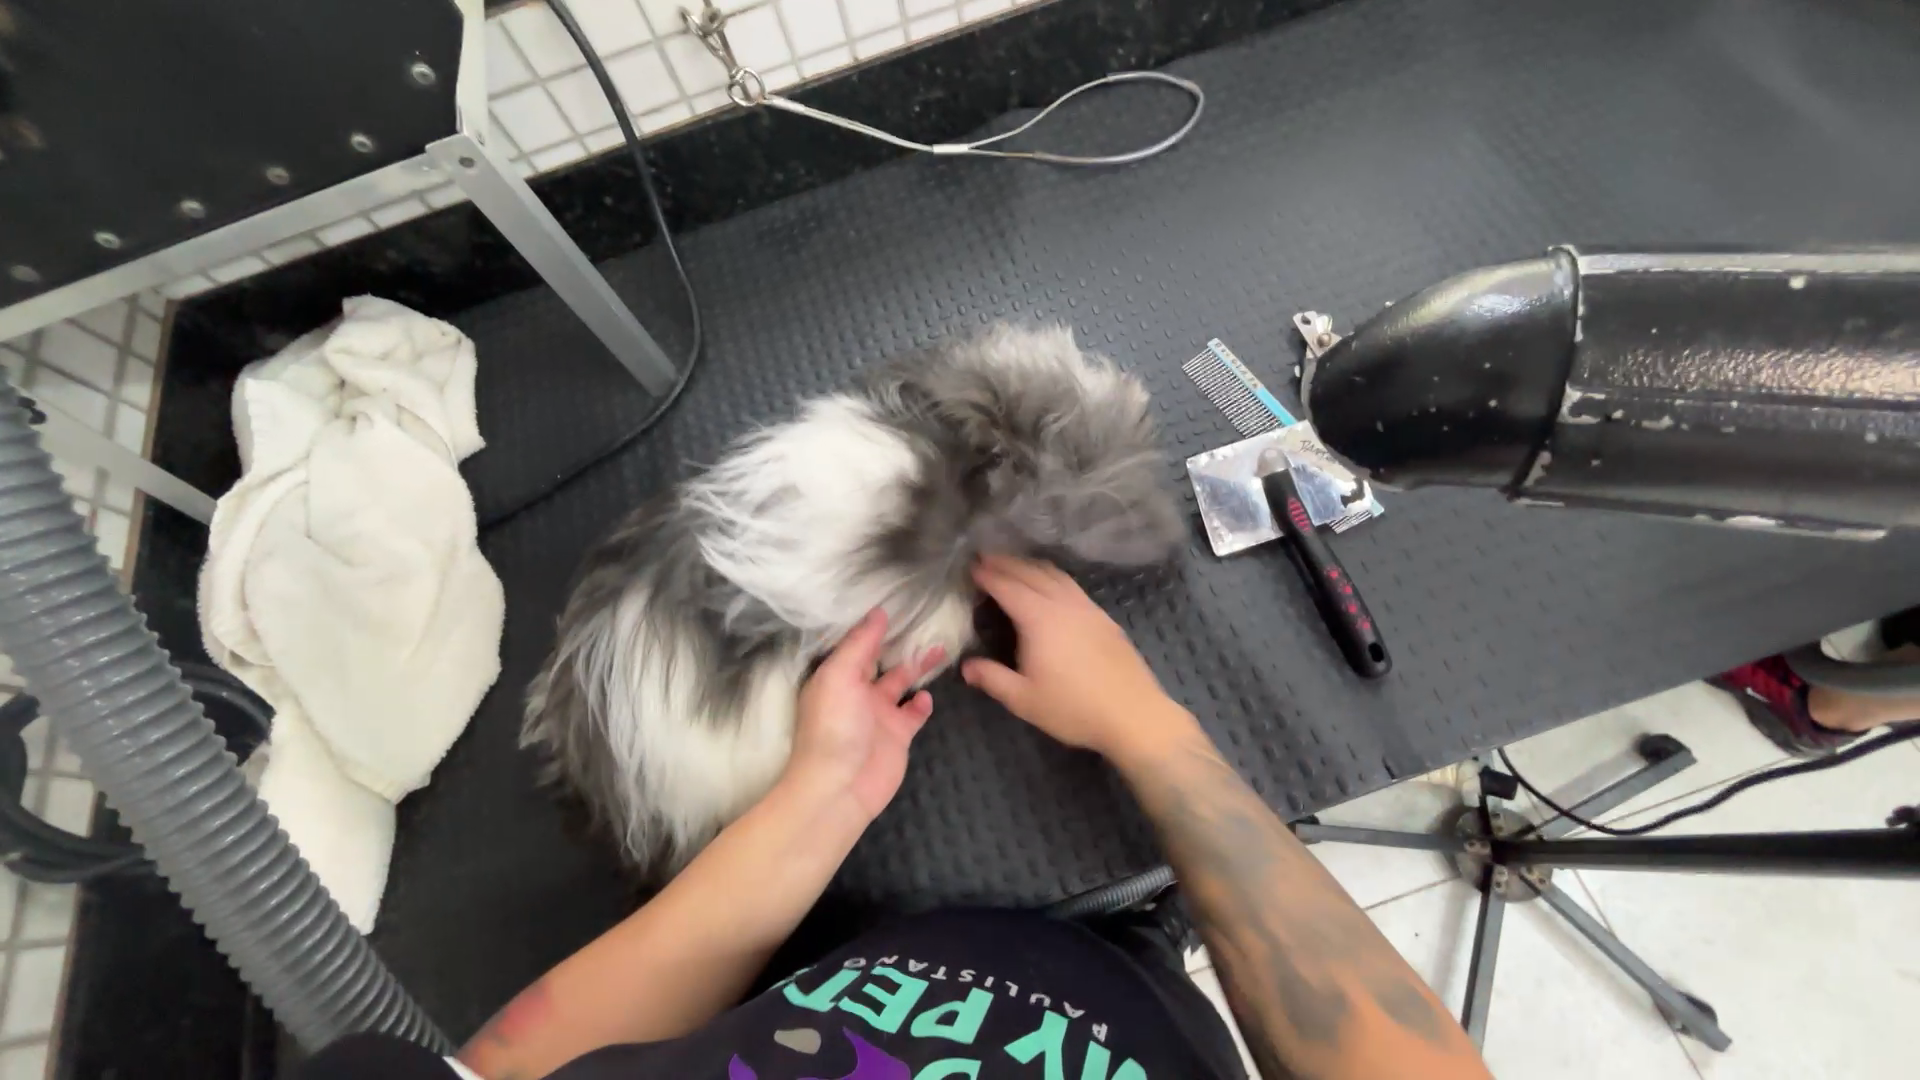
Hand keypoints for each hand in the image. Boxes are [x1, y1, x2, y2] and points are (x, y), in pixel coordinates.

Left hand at [784, 609, 943, 823]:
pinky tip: (926, 696)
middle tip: (928, 621)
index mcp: (838, 675)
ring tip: (939, 649)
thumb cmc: (834, 727)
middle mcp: (858, 691)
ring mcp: (879, 714)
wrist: (840, 787)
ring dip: (918, 667)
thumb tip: (878, 612)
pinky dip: (922, 702)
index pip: (858, 644)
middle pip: (882, 660)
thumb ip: (860, 644)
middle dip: (901, 643)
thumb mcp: (840, 676)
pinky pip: (914, 712)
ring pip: (902, 682)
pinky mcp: (898, 735)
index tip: (898, 602)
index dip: (875, 625)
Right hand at [962, 555, 1201, 766]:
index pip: (1008, 587)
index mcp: (1040, 619)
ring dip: (1030, 565)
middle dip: (1006, 563)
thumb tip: (966, 667)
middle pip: (1031, 573)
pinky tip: (1050, 586)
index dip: (988, 575)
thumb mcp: (1025, 700)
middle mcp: (1063, 604)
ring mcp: (1087, 608)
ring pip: (1055, 574)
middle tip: (985, 558)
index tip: (971, 566)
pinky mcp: (1103, 616)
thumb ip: (993, 679)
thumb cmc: (1074, 709)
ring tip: (1014, 565)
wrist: (1134, 714)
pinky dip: (1052, 576)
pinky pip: (1071, 584)